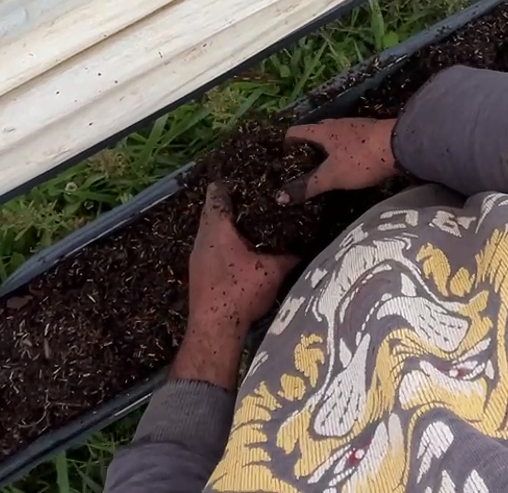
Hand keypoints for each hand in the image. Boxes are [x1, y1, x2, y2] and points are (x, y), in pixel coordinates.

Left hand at [173, 182, 299, 387]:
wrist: (214, 332)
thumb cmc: (240, 293)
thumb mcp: (273, 271)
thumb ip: (291, 255)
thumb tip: (310, 243)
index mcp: (217, 227)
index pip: (218, 192)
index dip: (233, 181)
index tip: (252, 175)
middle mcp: (203, 237)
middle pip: (214, 209)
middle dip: (235, 202)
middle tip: (259, 196)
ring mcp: (197, 255)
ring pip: (212, 228)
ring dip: (229, 223)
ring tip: (254, 218)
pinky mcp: (199, 271)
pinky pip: (212, 245)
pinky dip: (225, 240)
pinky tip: (243, 246)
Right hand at [276, 117, 400, 205]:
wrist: (400, 146)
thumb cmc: (361, 159)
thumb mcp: (332, 176)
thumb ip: (308, 185)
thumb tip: (278, 197)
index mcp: (324, 131)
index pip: (295, 131)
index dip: (286, 144)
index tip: (282, 161)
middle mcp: (337, 124)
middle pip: (315, 132)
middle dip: (307, 147)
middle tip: (300, 168)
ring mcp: (356, 127)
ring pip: (334, 136)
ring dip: (326, 149)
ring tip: (322, 168)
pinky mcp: (371, 134)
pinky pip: (349, 141)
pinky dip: (343, 151)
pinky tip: (347, 164)